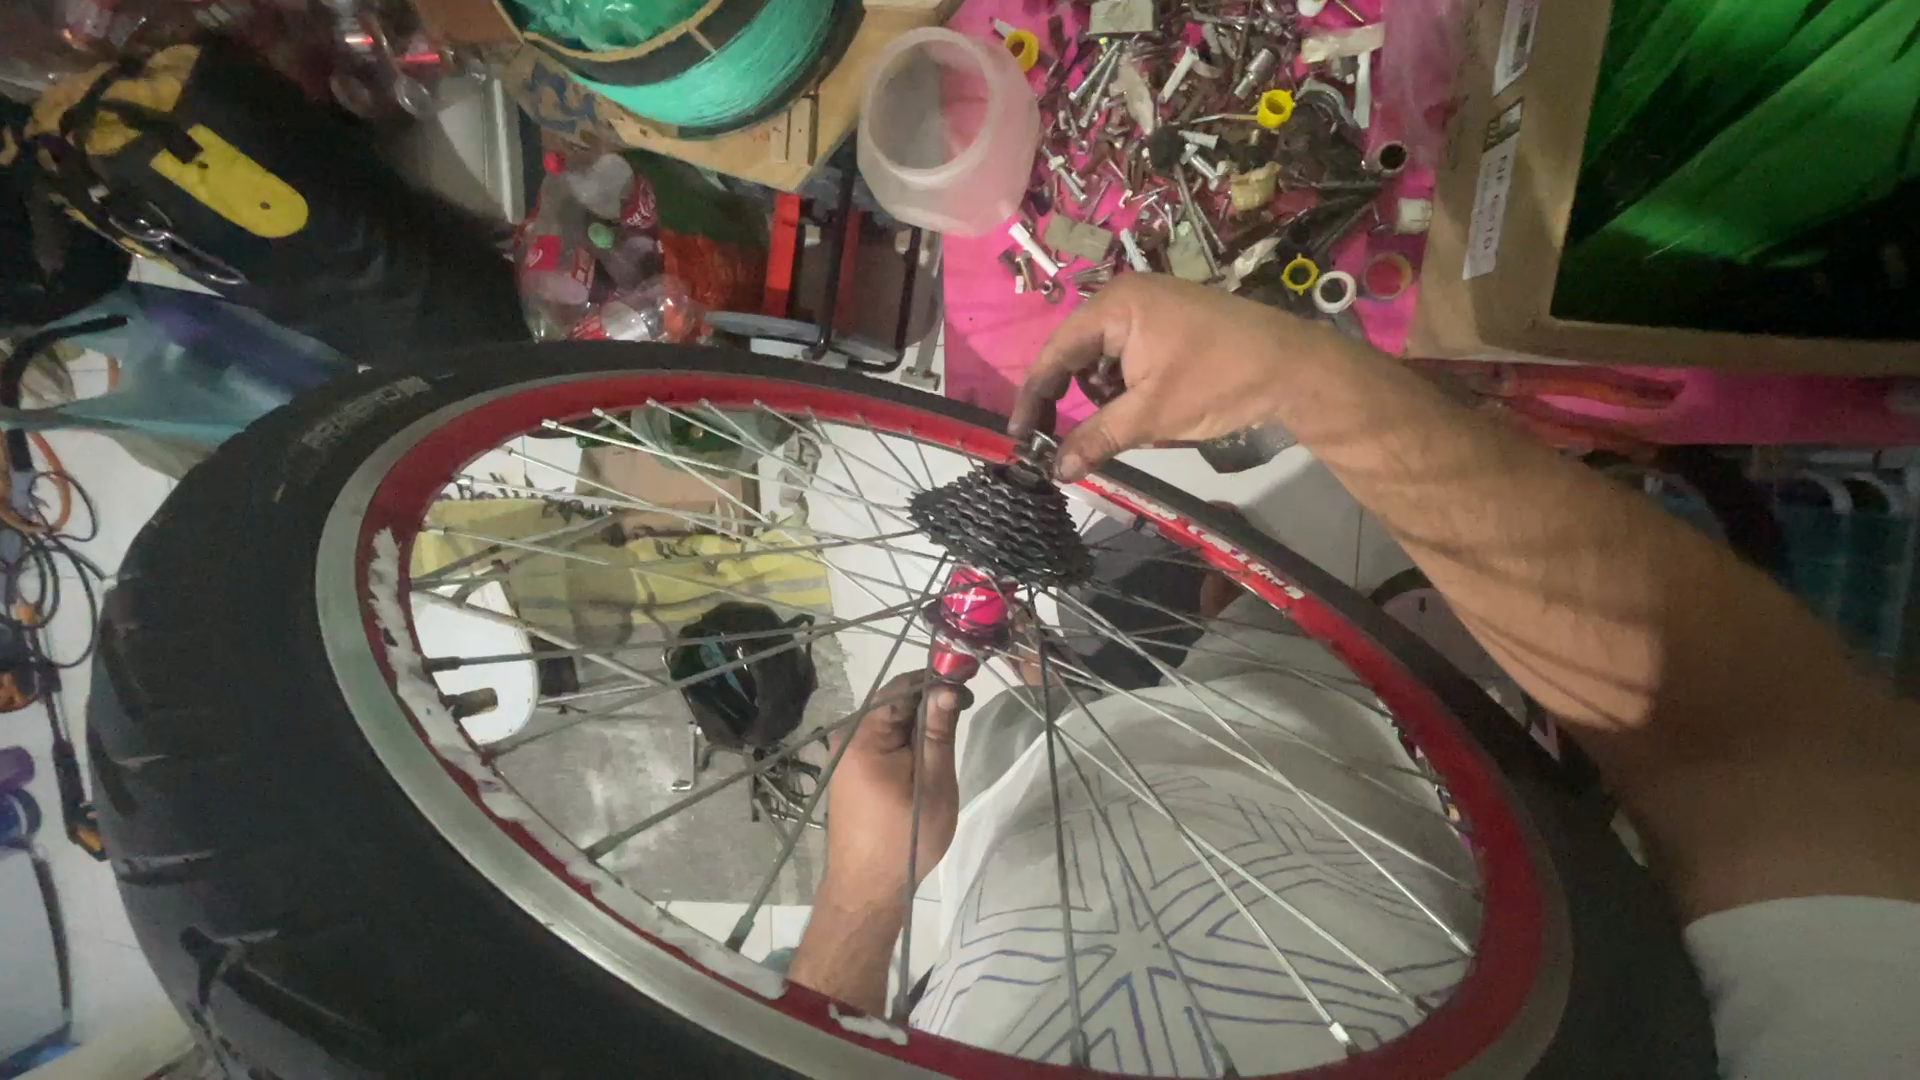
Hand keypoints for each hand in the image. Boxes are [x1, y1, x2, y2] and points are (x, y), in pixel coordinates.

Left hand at [819, 672, 971, 907]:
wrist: (866, 889)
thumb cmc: (904, 838)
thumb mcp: (933, 783)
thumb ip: (939, 731)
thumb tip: (948, 687)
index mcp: (863, 735)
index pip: (903, 687)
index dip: (937, 679)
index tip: (969, 682)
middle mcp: (847, 735)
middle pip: (893, 700)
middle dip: (929, 697)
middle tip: (966, 705)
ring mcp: (845, 750)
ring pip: (889, 717)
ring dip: (919, 716)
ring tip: (951, 724)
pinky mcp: (849, 765)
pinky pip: (880, 735)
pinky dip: (905, 734)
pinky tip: (926, 746)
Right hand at [1009, 274, 1358, 480]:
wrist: (1296, 368)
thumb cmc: (1219, 381)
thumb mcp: (1150, 415)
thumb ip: (1096, 439)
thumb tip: (1055, 471)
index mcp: (1114, 306)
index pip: (1054, 353)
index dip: (1033, 397)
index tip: (1018, 436)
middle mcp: (1125, 298)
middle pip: (1076, 356)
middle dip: (1074, 399)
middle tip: (1068, 438)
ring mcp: (1150, 308)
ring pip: (1102, 362)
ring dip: (1105, 397)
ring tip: (1134, 419)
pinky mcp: (1169, 324)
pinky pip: (1128, 358)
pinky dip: (1128, 388)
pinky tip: (1150, 406)